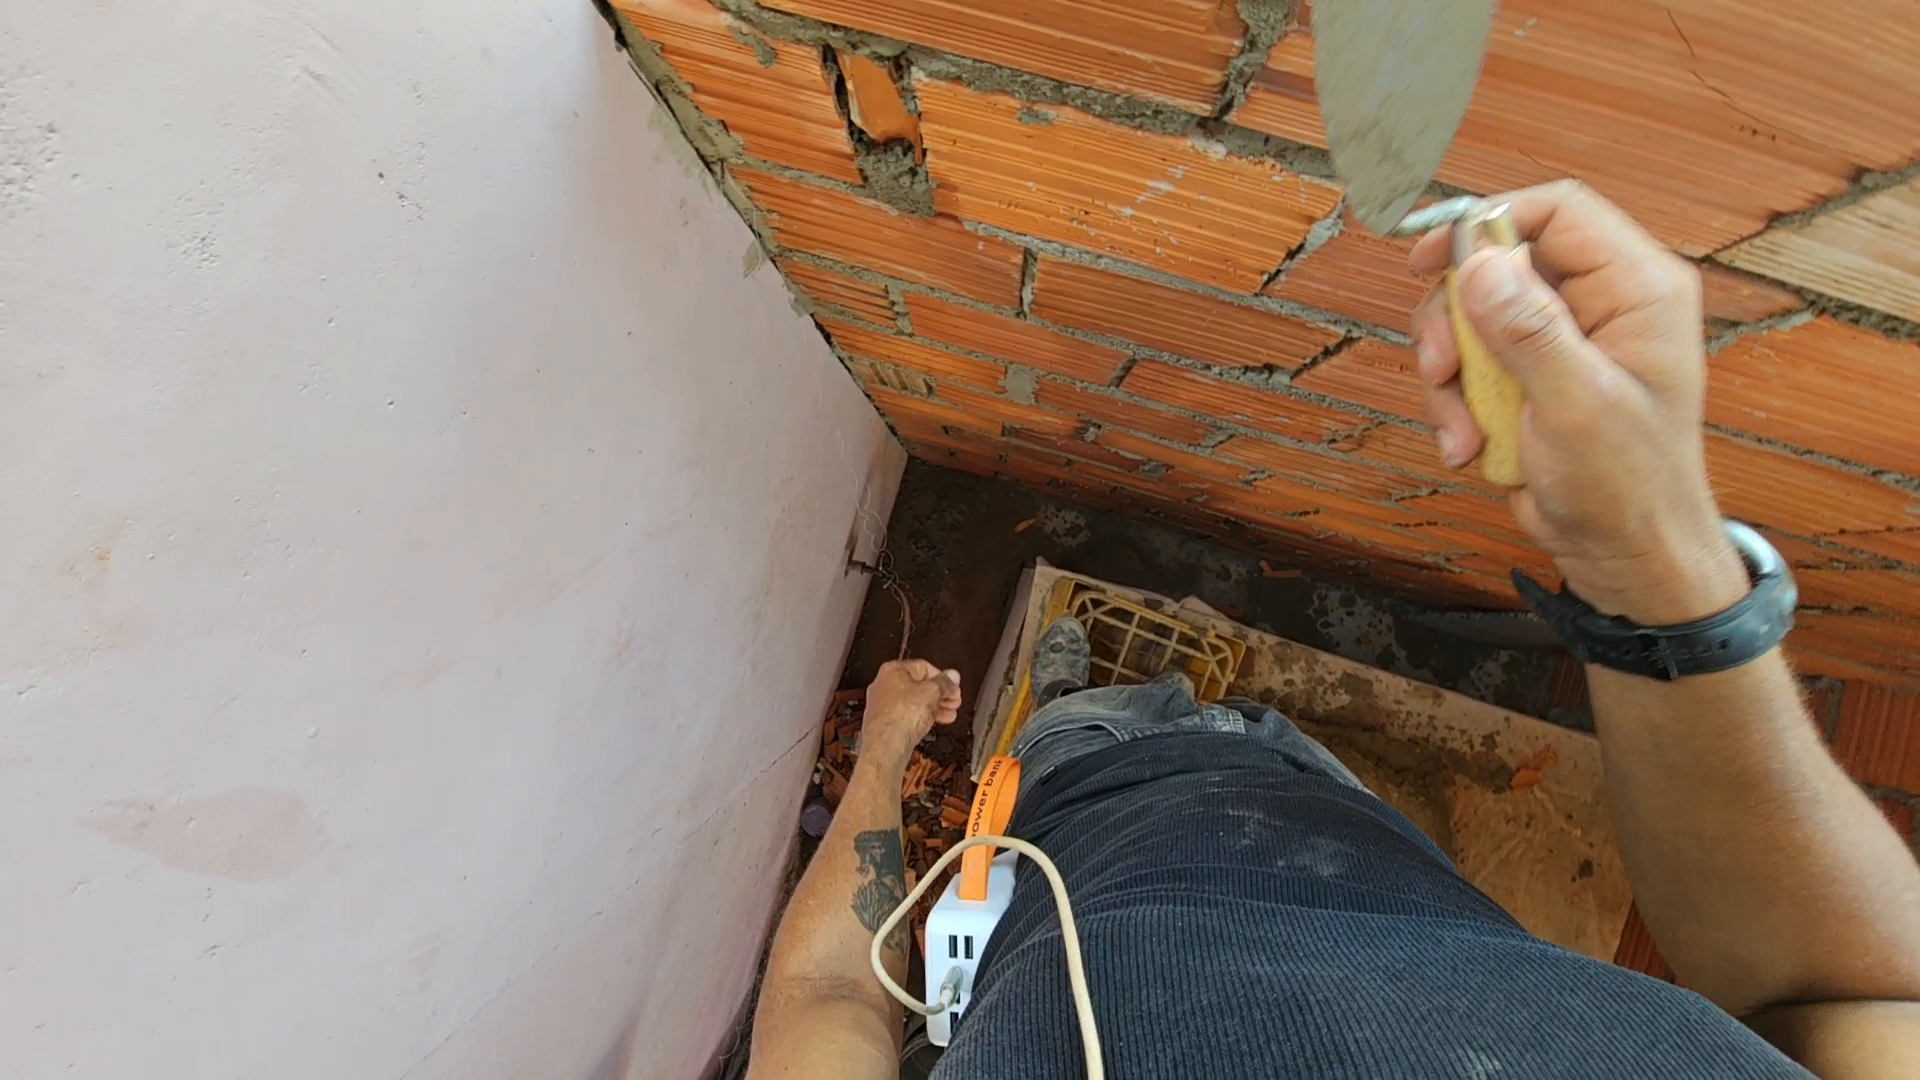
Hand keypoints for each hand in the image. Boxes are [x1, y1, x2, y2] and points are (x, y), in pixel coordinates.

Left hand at [860, 659, 961, 763]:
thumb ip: (945, 682)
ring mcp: (882, 705)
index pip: (923, 667)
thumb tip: (952, 676)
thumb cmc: (901, 716)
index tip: (953, 685)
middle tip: (953, 700)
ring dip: (933, 707)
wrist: (886, 745)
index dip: (942, 677)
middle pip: (918, 685)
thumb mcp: (932, 693)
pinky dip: (921, 718)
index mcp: (893, 670)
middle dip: (939, 694)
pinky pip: (906, 716)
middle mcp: (883, 685)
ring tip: (948, 713)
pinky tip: (933, 723)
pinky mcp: (884, 723)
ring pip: (913, 702)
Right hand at [1408, 181, 1747, 623]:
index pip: (1556, 213)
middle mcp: (1592, 307)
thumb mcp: (1576, 404)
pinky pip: (1462, 370)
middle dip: (1450, 321)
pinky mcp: (1521, 379)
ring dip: (1446, 378)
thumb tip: (1480, 265)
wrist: (1617, 544)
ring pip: (1466, 323)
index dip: (1485, 223)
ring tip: (1462, 427)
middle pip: (1491, 269)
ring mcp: (1552, 344)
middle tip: (1438, 368)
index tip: (1423, 258)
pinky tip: (1468, 444)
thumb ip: (1529, 331)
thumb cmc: (1625, 481)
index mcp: (1632, 291)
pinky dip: (1451, 408)